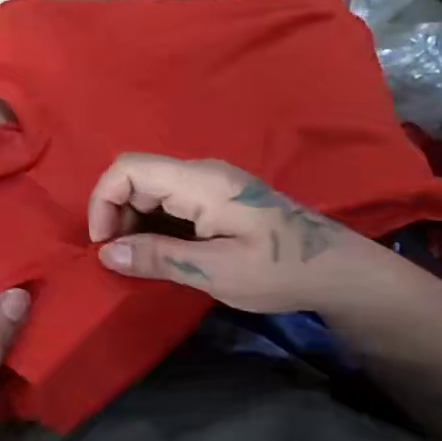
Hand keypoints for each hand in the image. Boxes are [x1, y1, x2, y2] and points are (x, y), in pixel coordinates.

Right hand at [87, 152, 391, 313]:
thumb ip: (159, 258)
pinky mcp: (215, 200)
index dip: (103, 201)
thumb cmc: (280, 270)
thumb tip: (106, 253)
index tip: (104, 244)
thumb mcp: (216, 271)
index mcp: (201, 183)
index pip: (128, 169)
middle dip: (115, 215)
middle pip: (135, 177)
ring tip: (139, 260)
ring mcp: (209, 185)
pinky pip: (168, 203)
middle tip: (120, 258)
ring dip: (132, 224)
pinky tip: (161, 254)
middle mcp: (201, 174)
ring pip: (148, 190)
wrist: (338, 271)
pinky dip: (151, 226)